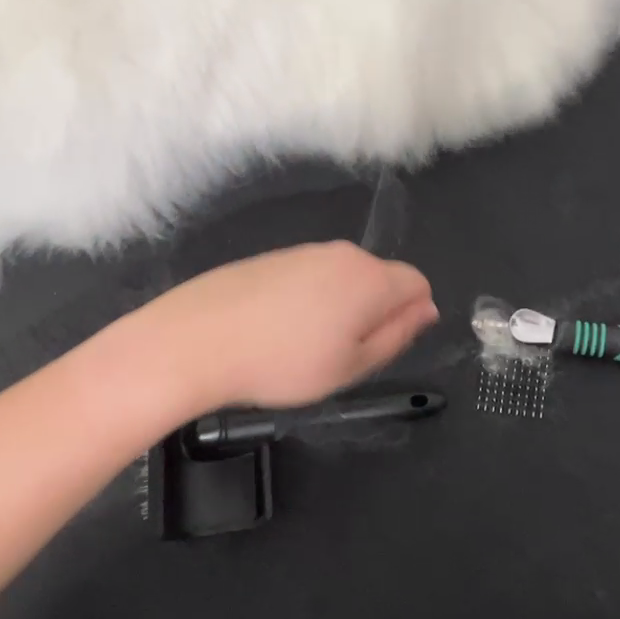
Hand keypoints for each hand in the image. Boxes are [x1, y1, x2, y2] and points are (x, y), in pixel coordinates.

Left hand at [117, 241, 437, 417]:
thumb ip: (398, 335)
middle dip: (375, 312)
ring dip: (340, 307)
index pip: (418, 283)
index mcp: (371, 278)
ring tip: (302, 347)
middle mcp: (344, 254)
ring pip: (344, 278)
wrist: (192, 342)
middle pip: (381, 278)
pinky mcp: (272, 257)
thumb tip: (426, 310)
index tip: (379, 347)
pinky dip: (307, 300)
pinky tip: (274, 331)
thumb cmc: (282, 363)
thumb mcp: (352, 367)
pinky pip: (311, 277)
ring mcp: (305, 251)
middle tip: (341, 355)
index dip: (411, 316)